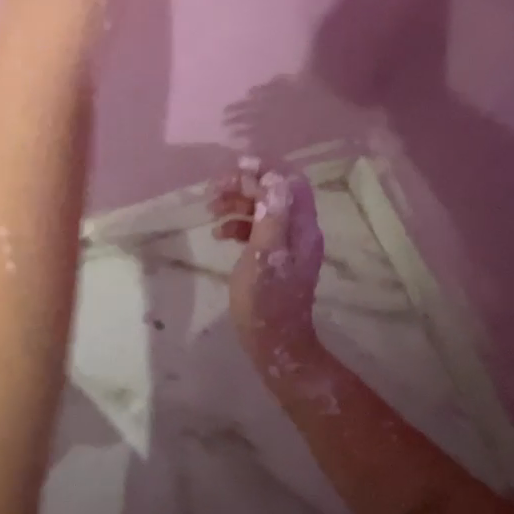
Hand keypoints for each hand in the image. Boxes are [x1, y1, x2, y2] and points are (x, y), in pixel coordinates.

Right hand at [215, 163, 323, 371]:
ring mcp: (288, 244)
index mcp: (301, 227)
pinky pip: (258, 227)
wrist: (275, 344)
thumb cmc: (266, 301)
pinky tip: (220, 233)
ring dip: (238, 202)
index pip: (289, 181)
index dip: (264, 169)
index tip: (233, 168)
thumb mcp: (265, 255)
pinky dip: (238, 223)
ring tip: (211, 209)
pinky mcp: (275, 257)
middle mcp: (299, 230)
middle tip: (213, 189)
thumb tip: (270, 178)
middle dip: (244, 184)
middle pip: (274, 191)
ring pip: (264, 207)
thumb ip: (271, 215)